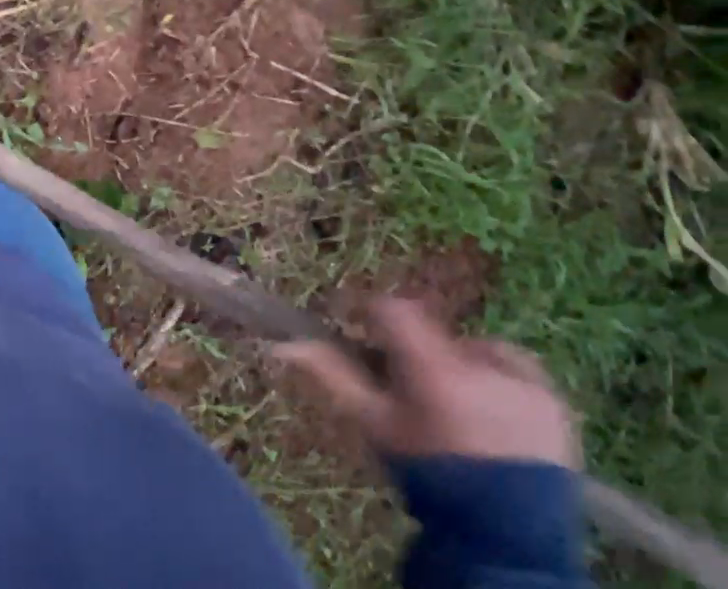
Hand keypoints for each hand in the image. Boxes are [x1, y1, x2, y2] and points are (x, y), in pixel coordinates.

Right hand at [276, 297, 578, 466]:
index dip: (370, 312)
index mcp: (433, 370)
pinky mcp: (554, 399)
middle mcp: (481, 365)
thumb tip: (286, 344)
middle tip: (404, 383)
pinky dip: (494, 376)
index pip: (394, 309)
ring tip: (448, 401)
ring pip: (472, 348)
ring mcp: (525, 382)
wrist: (504, 529)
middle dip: (413, 350)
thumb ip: (332, 376)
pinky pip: (514, 367)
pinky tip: (485, 408)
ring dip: (454, 362)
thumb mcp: (371, 423)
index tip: (358, 327)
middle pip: (431, 333)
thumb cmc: (425, 470)